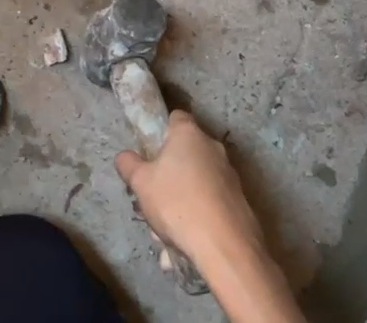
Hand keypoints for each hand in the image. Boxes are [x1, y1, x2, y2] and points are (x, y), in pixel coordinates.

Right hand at [115, 111, 264, 263]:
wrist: (225, 248)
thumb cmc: (177, 203)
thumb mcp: (140, 182)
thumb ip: (128, 164)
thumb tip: (125, 157)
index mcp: (189, 135)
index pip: (176, 117)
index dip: (161, 129)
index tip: (150, 148)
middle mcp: (214, 149)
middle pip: (187, 151)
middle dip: (170, 168)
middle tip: (153, 190)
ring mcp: (231, 177)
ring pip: (199, 179)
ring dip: (184, 195)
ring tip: (166, 225)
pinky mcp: (241, 203)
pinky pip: (212, 202)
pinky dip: (199, 214)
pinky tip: (185, 239)